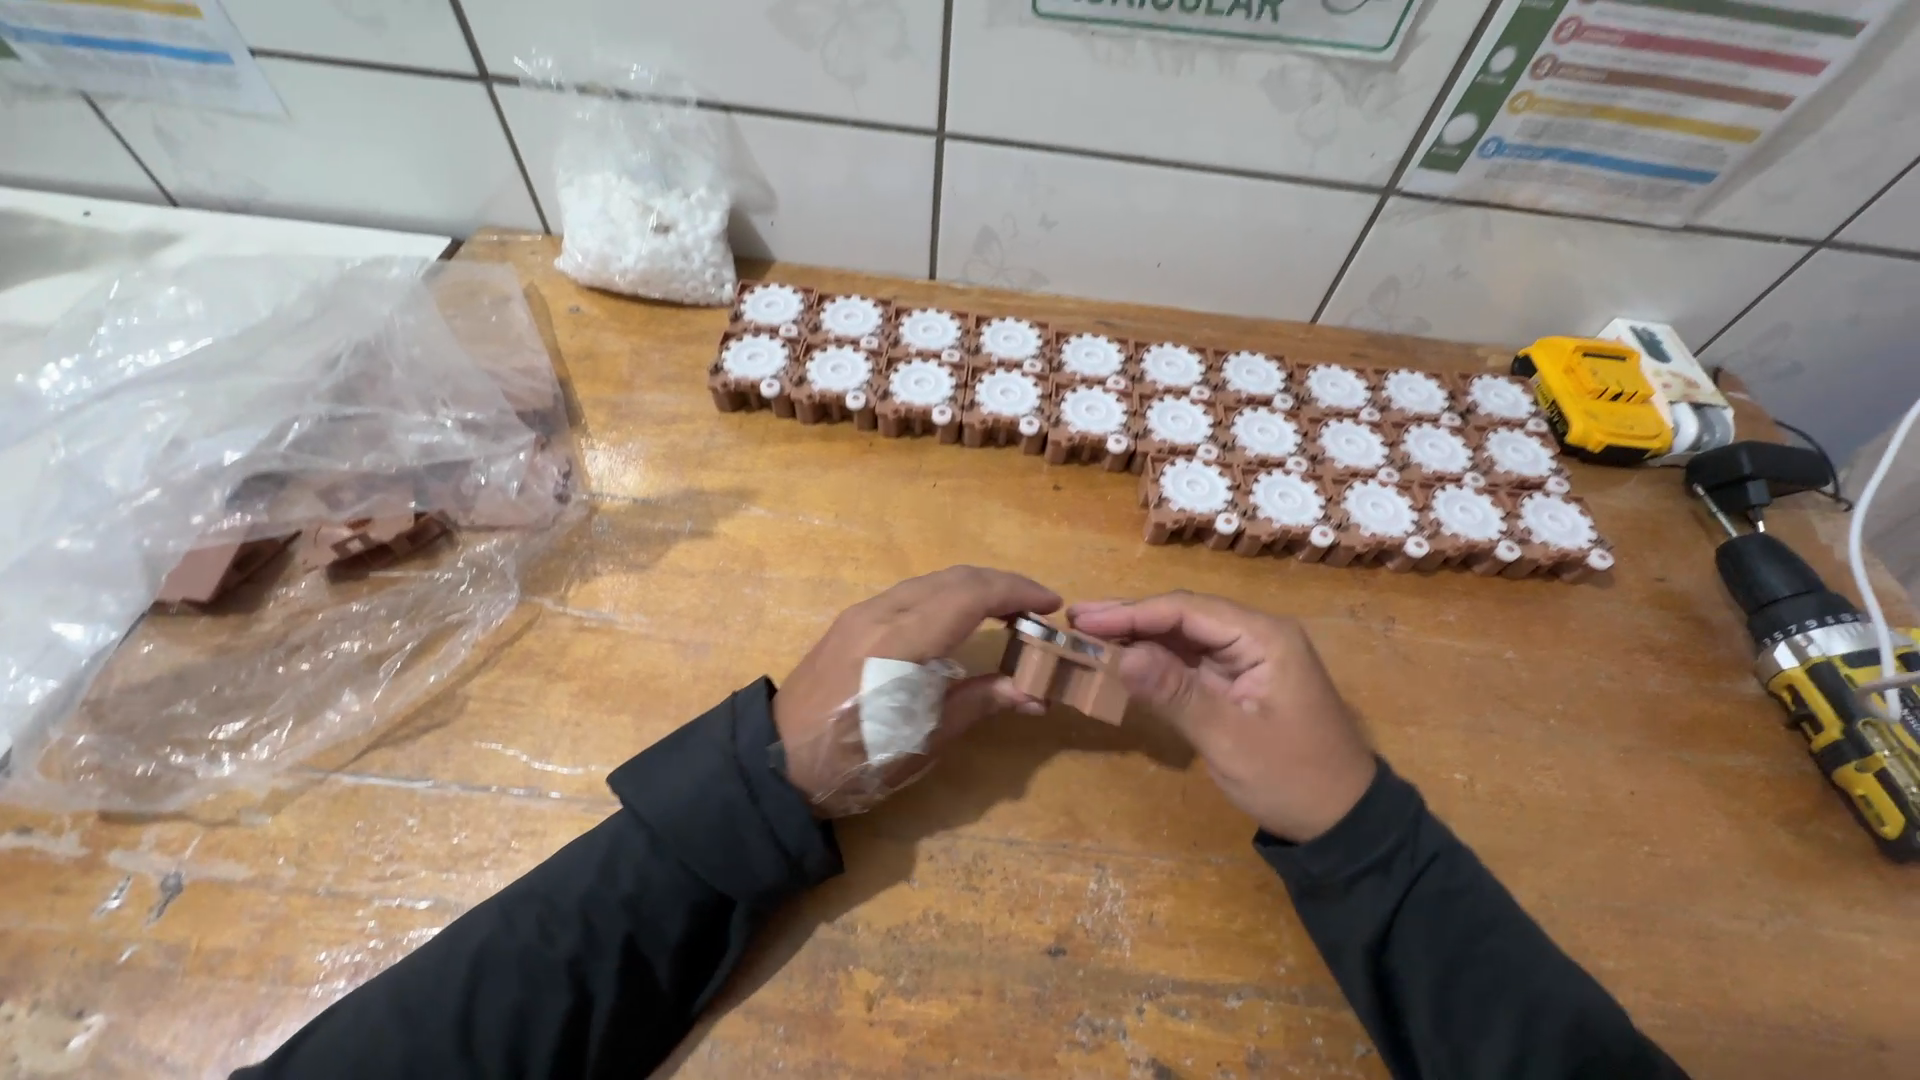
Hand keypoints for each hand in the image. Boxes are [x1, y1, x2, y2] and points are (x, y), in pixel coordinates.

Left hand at [774, 566, 1059, 815]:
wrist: (780, 765)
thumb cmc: (857, 760)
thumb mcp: (925, 740)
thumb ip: (979, 703)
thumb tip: (1035, 693)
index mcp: (901, 641)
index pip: (970, 594)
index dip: (1016, 592)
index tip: (1052, 604)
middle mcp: (881, 612)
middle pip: (953, 578)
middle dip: (1001, 585)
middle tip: (1036, 610)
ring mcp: (862, 612)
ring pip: (930, 582)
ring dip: (973, 588)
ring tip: (1006, 613)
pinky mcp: (852, 620)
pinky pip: (910, 594)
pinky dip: (946, 597)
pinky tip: (960, 621)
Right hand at [1068, 592, 1376, 842]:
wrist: (1342, 822)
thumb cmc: (1292, 779)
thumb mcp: (1230, 740)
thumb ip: (1176, 694)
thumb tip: (1122, 656)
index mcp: (1264, 637)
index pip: (1186, 610)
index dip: (1131, 613)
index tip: (1084, 620)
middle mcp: (1255, 636)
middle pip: (1182, 615)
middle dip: (1129, 618)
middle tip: (1076, 620)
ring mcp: (1247, 658)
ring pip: (1183, 635)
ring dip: (1138, 636)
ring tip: (1088, 635)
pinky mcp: (1238, 680)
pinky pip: (1190, 660)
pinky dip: (1155, 659)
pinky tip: (1122, 660)